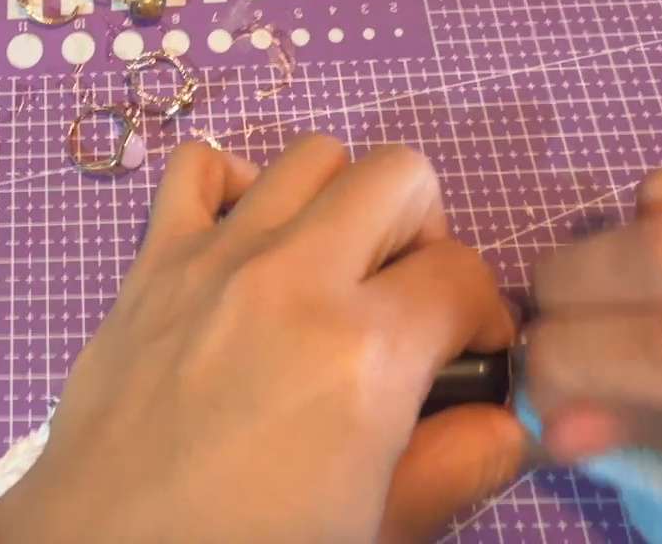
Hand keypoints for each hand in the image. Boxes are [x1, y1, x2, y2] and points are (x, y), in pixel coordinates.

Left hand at [0, 137, 522, 542]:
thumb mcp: (379, 528)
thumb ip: (458, 463)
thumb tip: (504, 413)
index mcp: (364, 350)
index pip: (464, 272)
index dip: (482, 310)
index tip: (462, 349)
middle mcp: (295, 273)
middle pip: (397, 174)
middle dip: (422, 226)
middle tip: (398, 290)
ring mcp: (218, 250)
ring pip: (311, 154)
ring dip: (338, 196)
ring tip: (327, 258)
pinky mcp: (156, 251)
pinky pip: (195, 164)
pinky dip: (231, 180)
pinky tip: (241, 232)